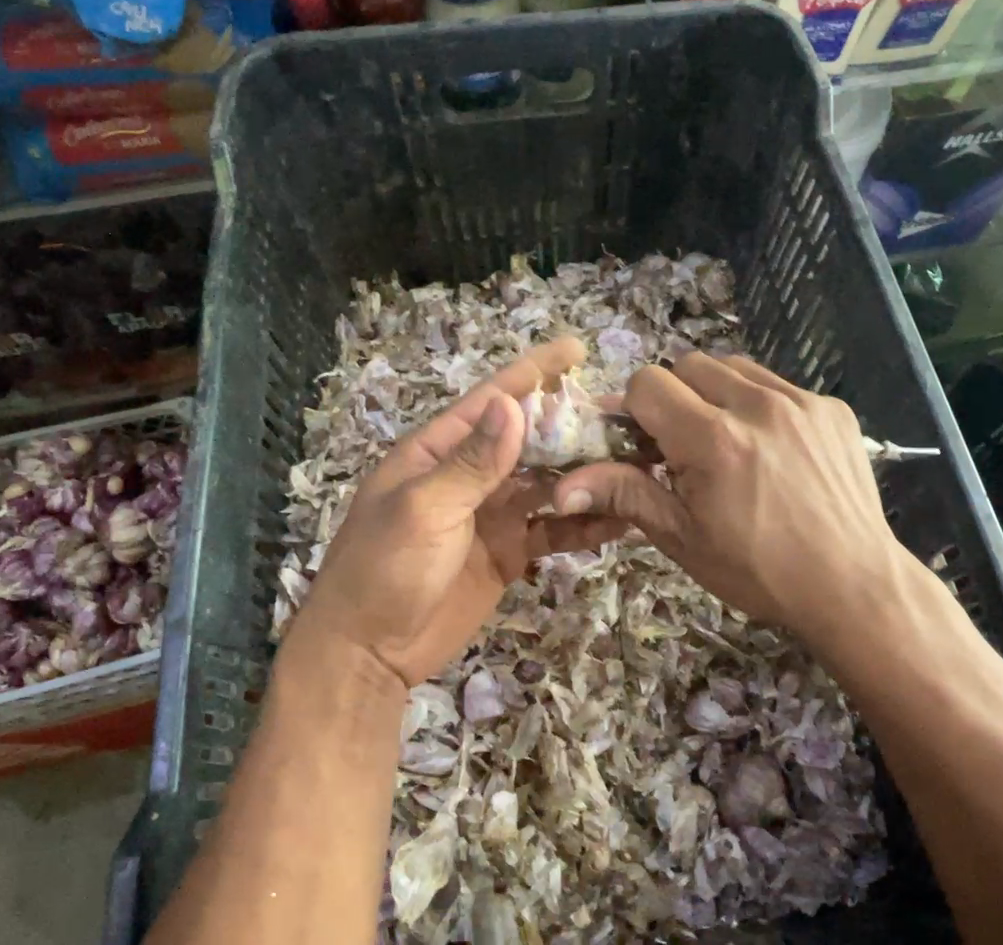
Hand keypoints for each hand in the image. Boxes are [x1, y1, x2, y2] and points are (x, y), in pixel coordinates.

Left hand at [297, 339, 628, 689]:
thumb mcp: (425, 510)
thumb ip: (472, 462)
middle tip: (626, 418)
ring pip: (547, 483)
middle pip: (529, 439)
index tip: (577, 349)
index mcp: (438, 451)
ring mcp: (490, 514)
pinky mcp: (507, 552)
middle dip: (573, 426)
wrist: (368, 653)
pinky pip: (551, 530)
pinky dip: (582, 524)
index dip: (533, 372)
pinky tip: (620, 519)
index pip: (492, 400)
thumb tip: (513, 403)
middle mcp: (468, 475)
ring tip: (635, 464)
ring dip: (585, 474)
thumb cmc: (383, 570)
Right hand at [554, 353, 914, 645]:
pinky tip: (772, 451)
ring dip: (716, 394)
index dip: (634, 410)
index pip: (648, 382)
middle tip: (682, 445)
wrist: (852, 586)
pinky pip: (779, 385)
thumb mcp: (682, 538)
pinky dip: (760, 405)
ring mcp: (801, 402)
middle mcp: (757, 405)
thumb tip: (560, 488)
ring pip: (734, 367)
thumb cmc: (758, 570)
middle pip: (689, 364)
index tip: (643, 445)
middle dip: (674, 397)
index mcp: (713, 439)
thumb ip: (623, 494)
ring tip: (727, 444)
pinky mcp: (832, 408)